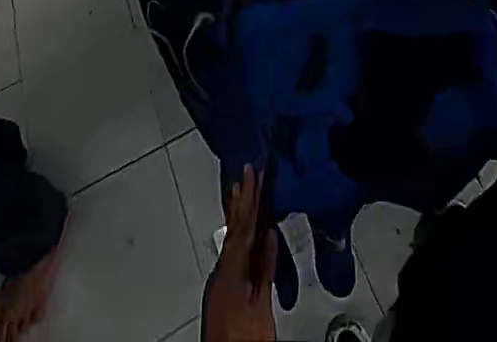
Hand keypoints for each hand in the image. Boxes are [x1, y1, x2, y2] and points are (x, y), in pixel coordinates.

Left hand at [202, 165, 277, 341]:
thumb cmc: (238, 337)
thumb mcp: (250, 300)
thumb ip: (261, 268)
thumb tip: (268, 233)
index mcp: (228, 271)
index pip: (241, 228)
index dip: (247, 200)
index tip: (252, 175)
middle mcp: (230, 271)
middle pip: (240, 229)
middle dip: (245, 200)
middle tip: (249, 171)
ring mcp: (235, 281)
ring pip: (243, 241)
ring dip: (247, 214)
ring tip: (249, 188)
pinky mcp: (246, 295)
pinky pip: (252, 260)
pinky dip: (258, 242)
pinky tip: (266, 229)